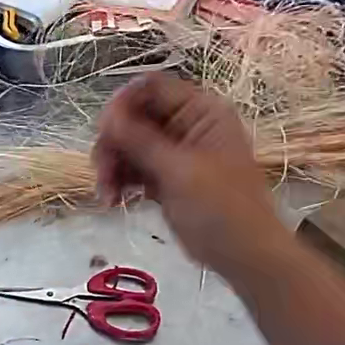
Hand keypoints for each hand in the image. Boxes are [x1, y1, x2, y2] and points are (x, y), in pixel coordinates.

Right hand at [92, 72, 289, 275]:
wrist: (244, 256)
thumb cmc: (222, 209)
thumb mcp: (178, 170)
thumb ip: (140, 139)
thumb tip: (106, 114)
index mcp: (201, 112)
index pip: (151, 88)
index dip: (123, 103)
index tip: (103, 129)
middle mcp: (185, 125)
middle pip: (132, 117)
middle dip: (112, 143)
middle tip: (101, 171)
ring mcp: (173, 152)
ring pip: (126, 144)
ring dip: (111, 166)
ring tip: (107, 194)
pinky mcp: (163, 176)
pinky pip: (130, 167)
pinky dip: (118, 181)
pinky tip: (113, 200)